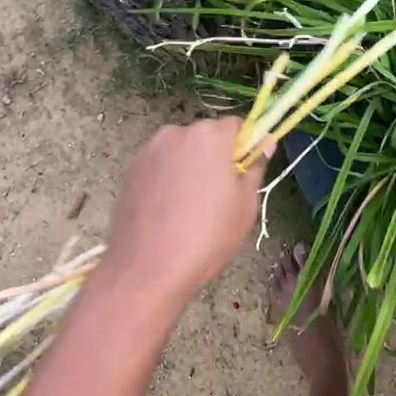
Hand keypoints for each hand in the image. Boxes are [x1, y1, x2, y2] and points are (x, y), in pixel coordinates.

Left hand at [100, 117, 267, 305]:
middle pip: (205, 136)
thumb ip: (255, 167)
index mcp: (210, 136)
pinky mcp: (130, 169)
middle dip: (214, 156)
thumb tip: (265, 143)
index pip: (236, 125)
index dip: (243, 146)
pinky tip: (166, 210)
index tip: (243, 174)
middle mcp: (177, 132)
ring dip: (189, 166)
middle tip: (218, 195)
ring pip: (180, 150)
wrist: (146, 269)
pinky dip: (166, 177)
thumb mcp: (245, 206)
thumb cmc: (206, 237)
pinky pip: (159, 164)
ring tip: (188, 206)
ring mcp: (149, 150)